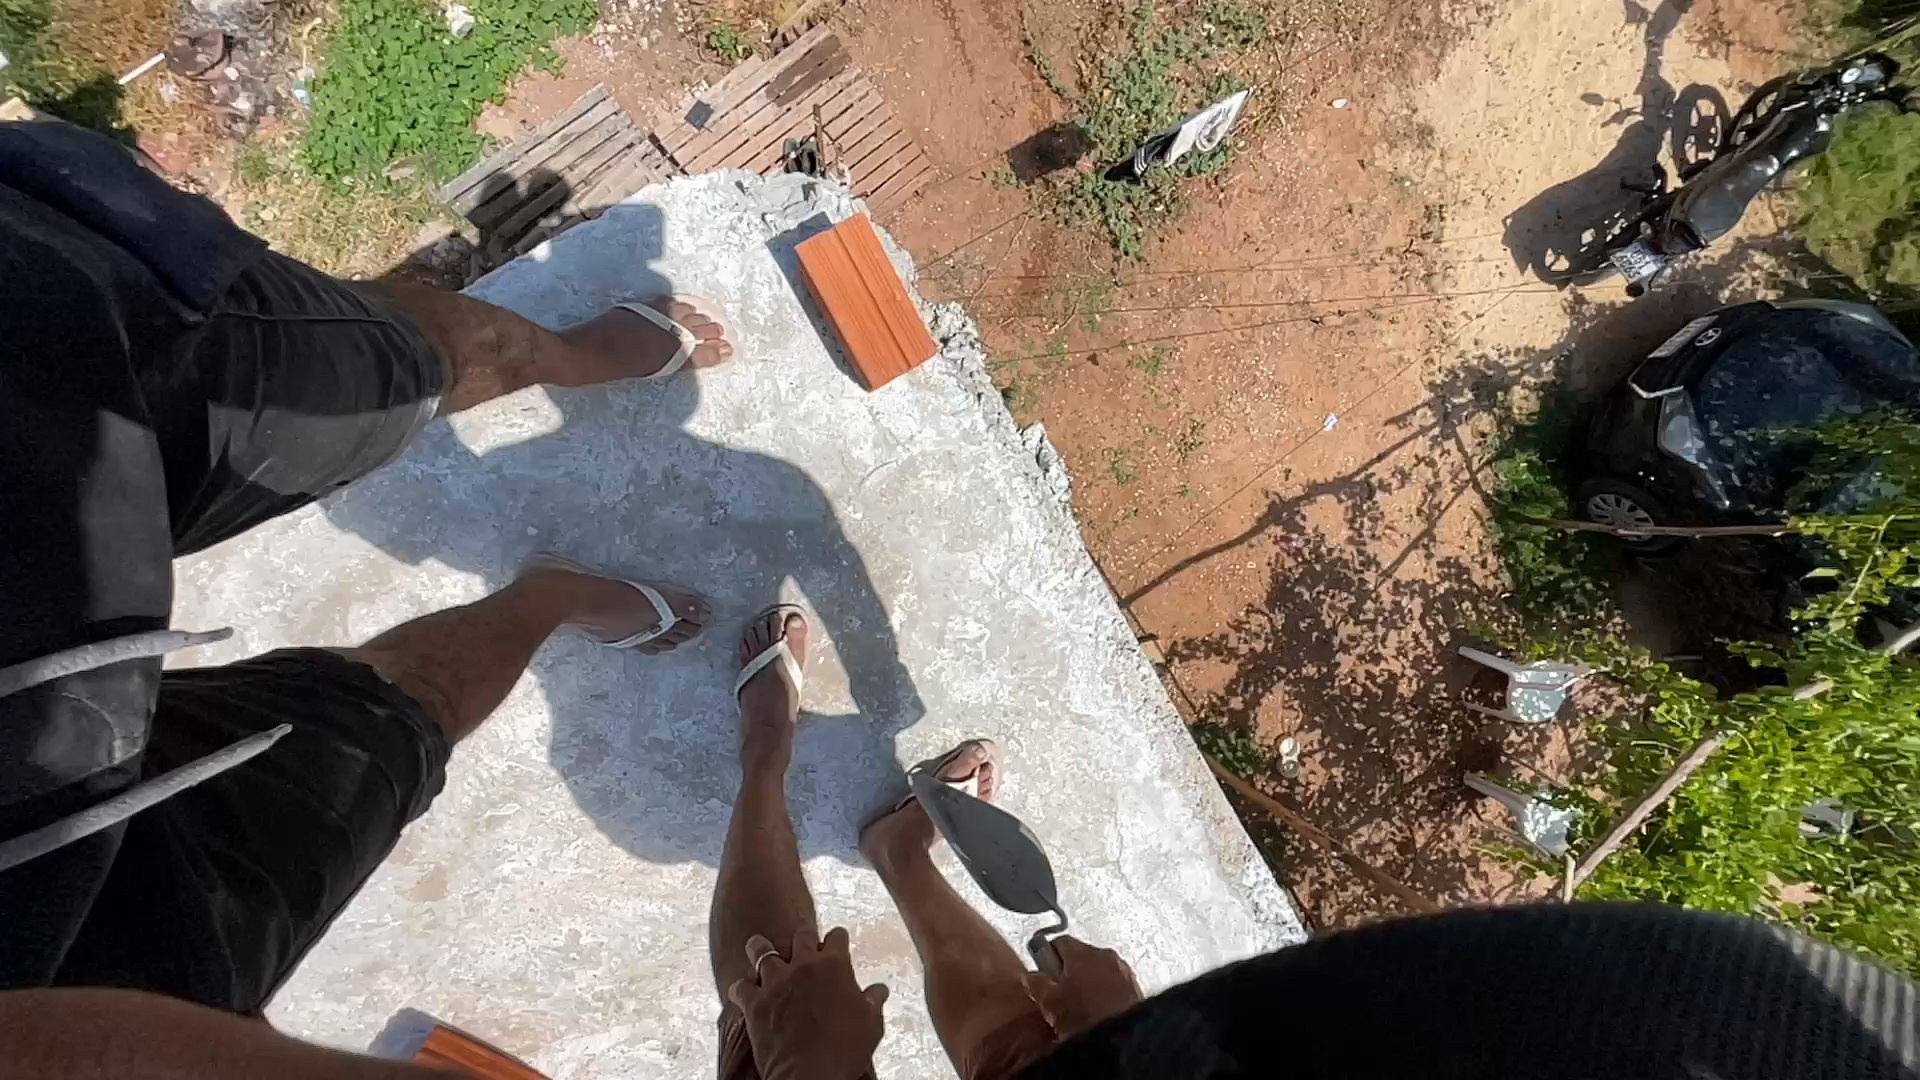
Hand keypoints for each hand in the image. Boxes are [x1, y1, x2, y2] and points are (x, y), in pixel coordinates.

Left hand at [727, 928, 887, 1079]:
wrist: (810, 1076)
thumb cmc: (845, 1049)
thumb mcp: (871, 1022)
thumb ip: (874, 1000)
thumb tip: (880, 989)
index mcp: (834, 964)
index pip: (837, 935)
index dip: (837, 938)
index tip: (837, 944)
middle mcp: (804, 965)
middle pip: (801, 935)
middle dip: (803, 939)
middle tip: (803, 948)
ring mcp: (777, 982)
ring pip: (761, 950)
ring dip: (761, 949)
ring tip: (758, 948)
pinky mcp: (756, 1005)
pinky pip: (741, 987)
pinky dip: (741, 988)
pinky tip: (743, 990)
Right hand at [1021, 936, 1143, 1038]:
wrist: (1123, 1039)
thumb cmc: (1088, 1018)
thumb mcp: (1051, 1004)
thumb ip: (1037, 984)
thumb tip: (1030, 977)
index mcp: (1080, 951)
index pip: (1058, 941)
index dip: (1048, 957)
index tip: (1044, 971)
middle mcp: (1103, 953)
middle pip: (1079, 955)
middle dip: (1069, 971)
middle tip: (1061, 994)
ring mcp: (1121, 969)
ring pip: (1097, 969)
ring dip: (1088, 982)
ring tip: (1081, 1007)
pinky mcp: (1134, 985)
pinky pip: (1113, 982)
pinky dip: (1105, 992)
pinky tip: (1098, 1011)